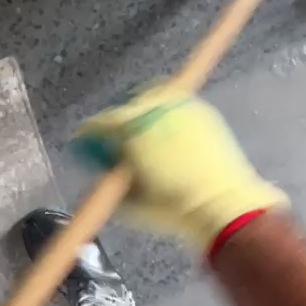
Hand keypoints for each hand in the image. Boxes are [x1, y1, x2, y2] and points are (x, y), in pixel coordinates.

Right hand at [76, 86, 288, 254]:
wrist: (221, 203)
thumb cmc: (171, 207)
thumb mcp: (129, 199)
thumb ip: (111, 177)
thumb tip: (103, 166)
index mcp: (132, 130)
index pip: (101, 123)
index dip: (90, 132)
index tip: (84, 140)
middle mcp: (155, 109)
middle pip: (126, 106)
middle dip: (118, 121)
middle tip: (118, 140)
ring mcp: (181, 106)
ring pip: (153, 98)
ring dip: (143, 112)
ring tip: (143, 133)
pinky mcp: (202, 111)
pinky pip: (176, 104)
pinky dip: (167, 115)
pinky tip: (167, 133)